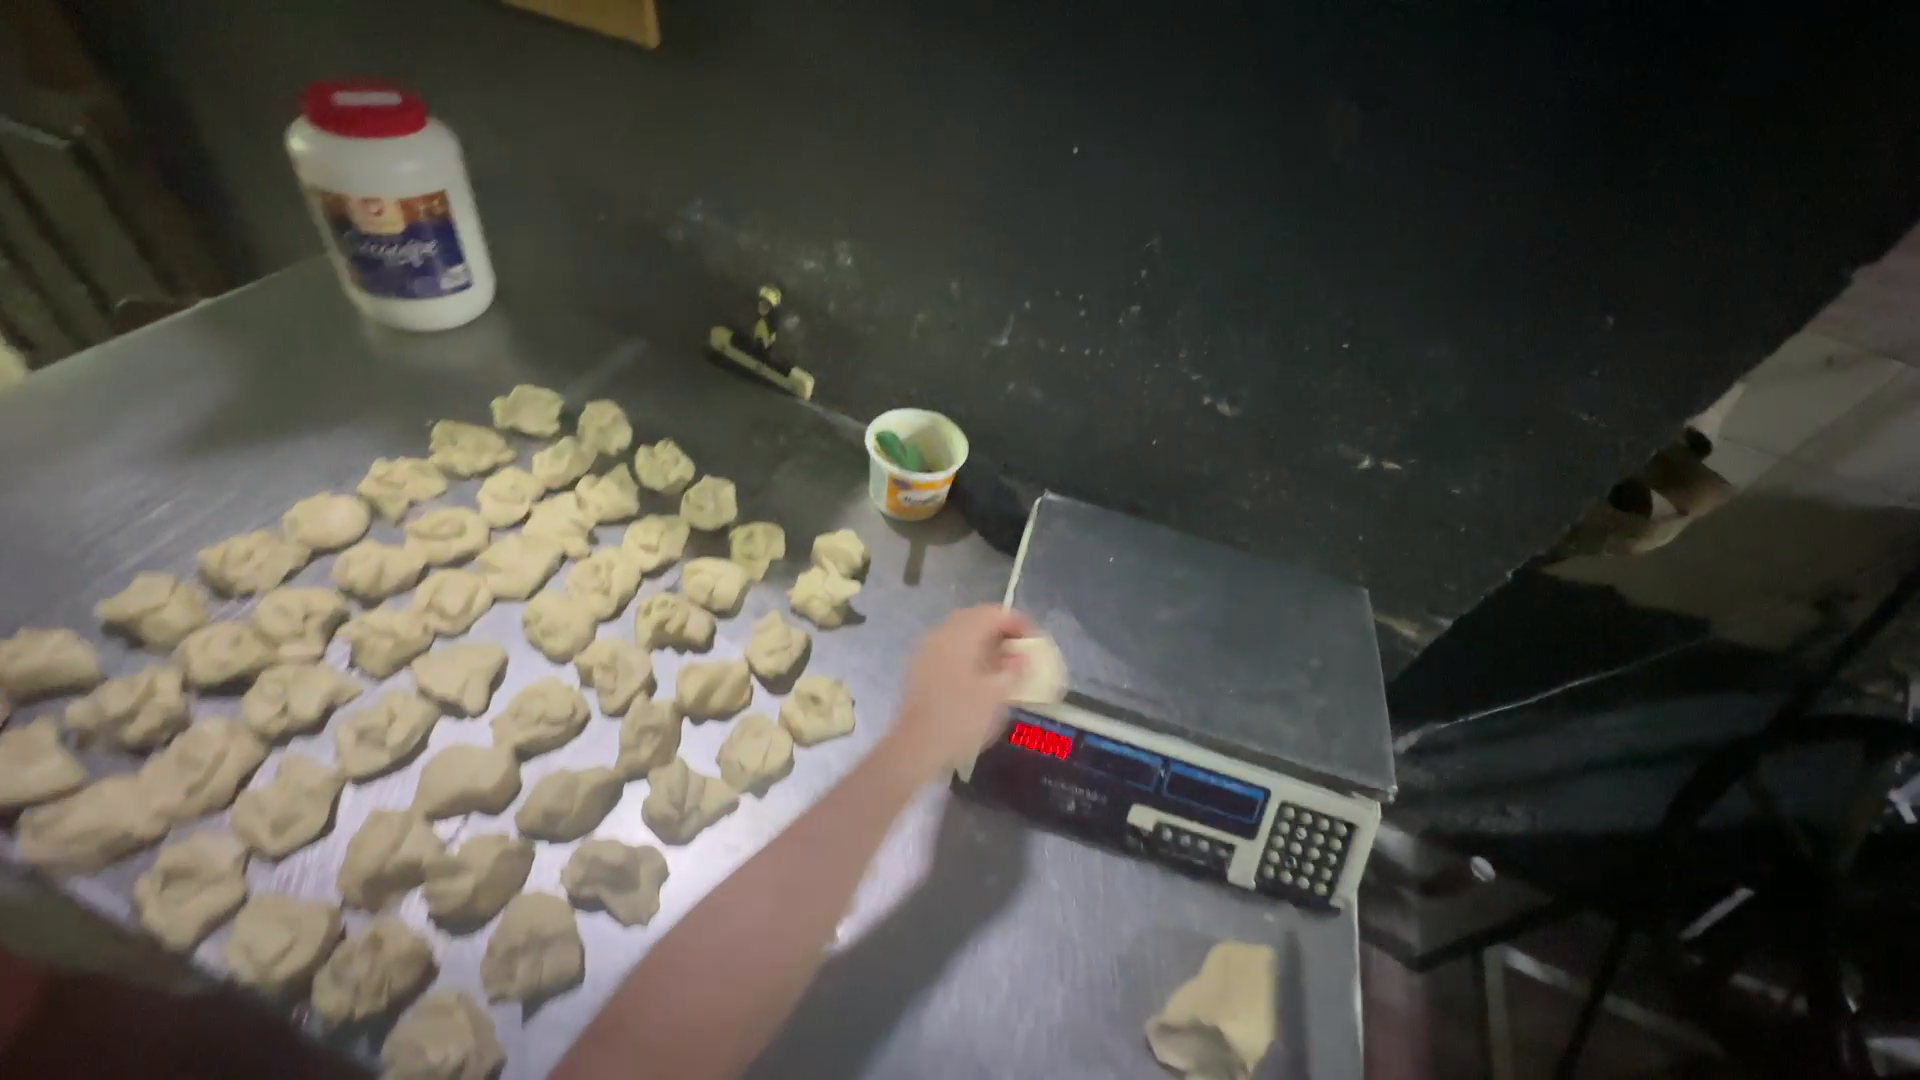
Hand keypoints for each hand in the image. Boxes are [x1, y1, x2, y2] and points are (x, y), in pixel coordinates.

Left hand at [886, 605, 1034, 775]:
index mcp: (961, 635)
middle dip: (1000, 629)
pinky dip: (967, 652)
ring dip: (983, 640)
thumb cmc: (960, 719)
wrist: (916, 746)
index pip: (993, 613)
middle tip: (1020, 648)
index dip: (1018, 622)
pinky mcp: (919, 667)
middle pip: (975, 618)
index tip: (1035, 641)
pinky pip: (949, 647)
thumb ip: (1015, 669)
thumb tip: (1022, 656)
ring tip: (1003, 662)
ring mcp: (926, 650)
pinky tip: (978, 674)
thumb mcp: (997, 696)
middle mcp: (941, 634)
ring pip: (960, 632)